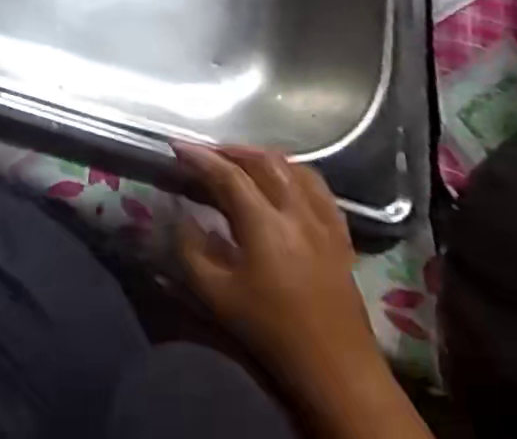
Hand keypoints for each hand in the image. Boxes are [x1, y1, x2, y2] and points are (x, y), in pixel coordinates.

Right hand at [175, 143, 379, 393]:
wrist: (335, 369)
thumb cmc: (269, 328)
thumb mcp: (213, 291)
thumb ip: (190, 245)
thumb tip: (182, 214)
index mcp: (265, 225)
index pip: (228, 175)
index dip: (199, 156)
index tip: (175, 146)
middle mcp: (299, 215)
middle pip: (266, 163)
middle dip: (231, 150)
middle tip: (204, 153)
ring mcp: (325, 225)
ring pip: (297, 170)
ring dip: (264, 158)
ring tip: (240, 162)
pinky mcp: (341, 239)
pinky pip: (320, 191)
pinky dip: (295, 175)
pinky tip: (282, 184)